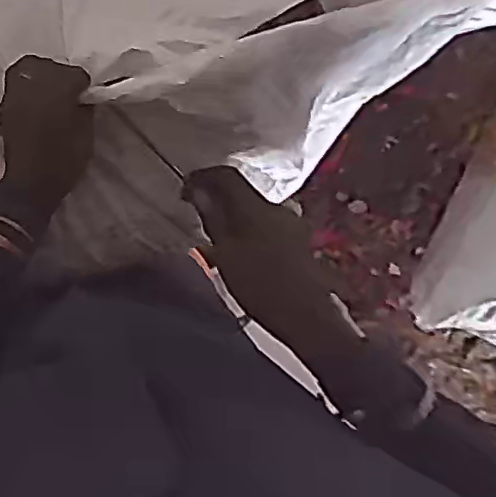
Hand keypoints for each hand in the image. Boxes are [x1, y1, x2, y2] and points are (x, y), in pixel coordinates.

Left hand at [0, 55, 93, 205]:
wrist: (30, 182)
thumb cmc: (64, 159)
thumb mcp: (85, 132)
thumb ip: (84, 107)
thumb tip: (81, 95)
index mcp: (60, 87)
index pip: (75, 73)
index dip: (81, 85)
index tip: (84, 95)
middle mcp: (35, 82)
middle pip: (49, 66)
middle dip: (59, 75)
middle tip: (66, 91)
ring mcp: (16, 90)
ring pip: (29, 67)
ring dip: (40, 74)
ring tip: (49, 91)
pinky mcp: (5, 102)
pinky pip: (16, 82)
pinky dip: (26, 85)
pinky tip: (34, 98)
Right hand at [185, 166, 363, 363]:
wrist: (311, 321)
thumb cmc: (261, 285)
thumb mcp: (226, 251)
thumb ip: (213, 217)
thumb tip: (200, 190)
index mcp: (255, 206)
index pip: (226, 175)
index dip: (202, 177)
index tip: (185, 192)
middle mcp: (277, 209)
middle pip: (240, 191)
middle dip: (217, 198)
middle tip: (199, 214)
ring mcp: (292, 227)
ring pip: (253, 210)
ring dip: (233, 216)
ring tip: (217, 237)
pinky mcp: (299, 246)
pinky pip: (265, 227)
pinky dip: (248, 231)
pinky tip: (240, 253)